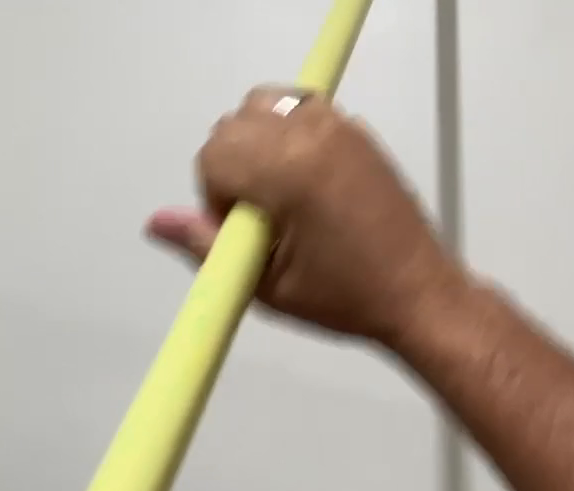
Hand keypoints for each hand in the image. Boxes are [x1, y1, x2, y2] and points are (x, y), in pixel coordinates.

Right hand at [147, 85, 466, 345]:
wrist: (419, 295)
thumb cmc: (346, 300)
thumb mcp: (269, 287)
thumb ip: (207, 248)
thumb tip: (155, 222)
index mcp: (289, 171)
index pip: (214, 154)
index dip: (216, 200)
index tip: (245, 237)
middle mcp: (313, 132)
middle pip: (235, 123)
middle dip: (233, 170)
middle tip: (263, 223)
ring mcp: (340, 126)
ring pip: (265, 107)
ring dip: (258, 147)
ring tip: (282, 202)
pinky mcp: (358, 132)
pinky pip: (302, 112)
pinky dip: (288, 138)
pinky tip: (307, 188)